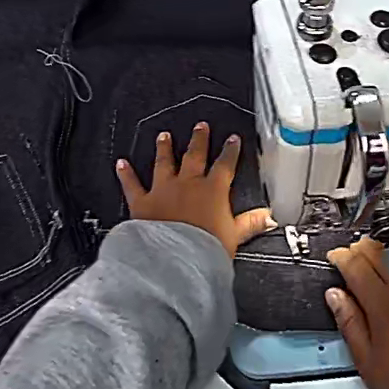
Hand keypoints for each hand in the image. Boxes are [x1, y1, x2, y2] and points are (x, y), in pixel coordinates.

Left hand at [116, 121, 273, 258]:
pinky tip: (121, 163)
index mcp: (212, 190)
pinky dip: (126, 174)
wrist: (175, 261)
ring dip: (164, 148)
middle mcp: (187, 184)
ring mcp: (163, 190)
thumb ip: (249, 223)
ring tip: (164, 135)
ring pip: (164, 163)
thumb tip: (267, 217)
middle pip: (194, 156)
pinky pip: (132, 185)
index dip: (230, 151)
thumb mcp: (234, 236)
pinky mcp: (142, 203)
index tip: (232, 139)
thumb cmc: (206, 250)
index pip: (224, 165)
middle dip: (198, 140)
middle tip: (200, 126)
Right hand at [326, 238, 388, 388]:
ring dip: (385, 247)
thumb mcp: (370, 366)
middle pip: (378, 250)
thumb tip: (335, 296)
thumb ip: (350, 324)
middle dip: (360, 248)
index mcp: (383, 306)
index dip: (341, 258)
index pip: (356, 265)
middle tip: (352, 257)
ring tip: (377, 256)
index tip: (335, 259)